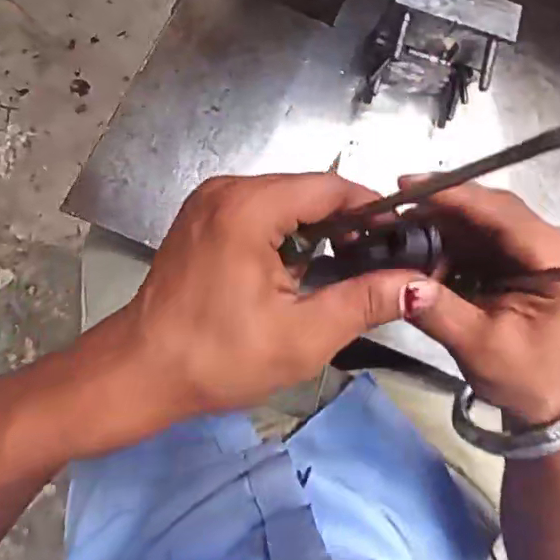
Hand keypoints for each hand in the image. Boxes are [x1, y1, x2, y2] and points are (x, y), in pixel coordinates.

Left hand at [108, 173, 425, 417]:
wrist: (139, 372)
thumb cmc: (218, 357)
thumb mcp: (302, 335)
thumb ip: (364, 302)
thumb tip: (420, 286)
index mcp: (249, 207)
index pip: (329, 187)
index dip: (371, 208)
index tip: (399, 237)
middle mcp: (227, 190)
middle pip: (306, 189)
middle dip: (345, 220)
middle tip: (376, 258)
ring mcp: (209, 201)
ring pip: (284, 200)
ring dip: (316, 227)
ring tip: (344, 266)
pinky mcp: (201, 217)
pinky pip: (259, 210)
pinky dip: (286, 232)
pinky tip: (299, 266)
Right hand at [399, 181, 559, 423]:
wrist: (545, 401)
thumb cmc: (524, 377)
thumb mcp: (480, 347)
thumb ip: (441, 311)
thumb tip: (401, 282)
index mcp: (558, 261)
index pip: (505, 214)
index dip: (457, 196)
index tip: (411, 186)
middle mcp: (551, 244)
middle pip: (492, 208)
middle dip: (442, 204)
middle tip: (394, 202)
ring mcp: (533, 248)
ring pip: (481, 217)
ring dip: (441, 220)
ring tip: (398, 224)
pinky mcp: (515, 256)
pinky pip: (477, 234)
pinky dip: (447, 237)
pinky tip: (418, 242)